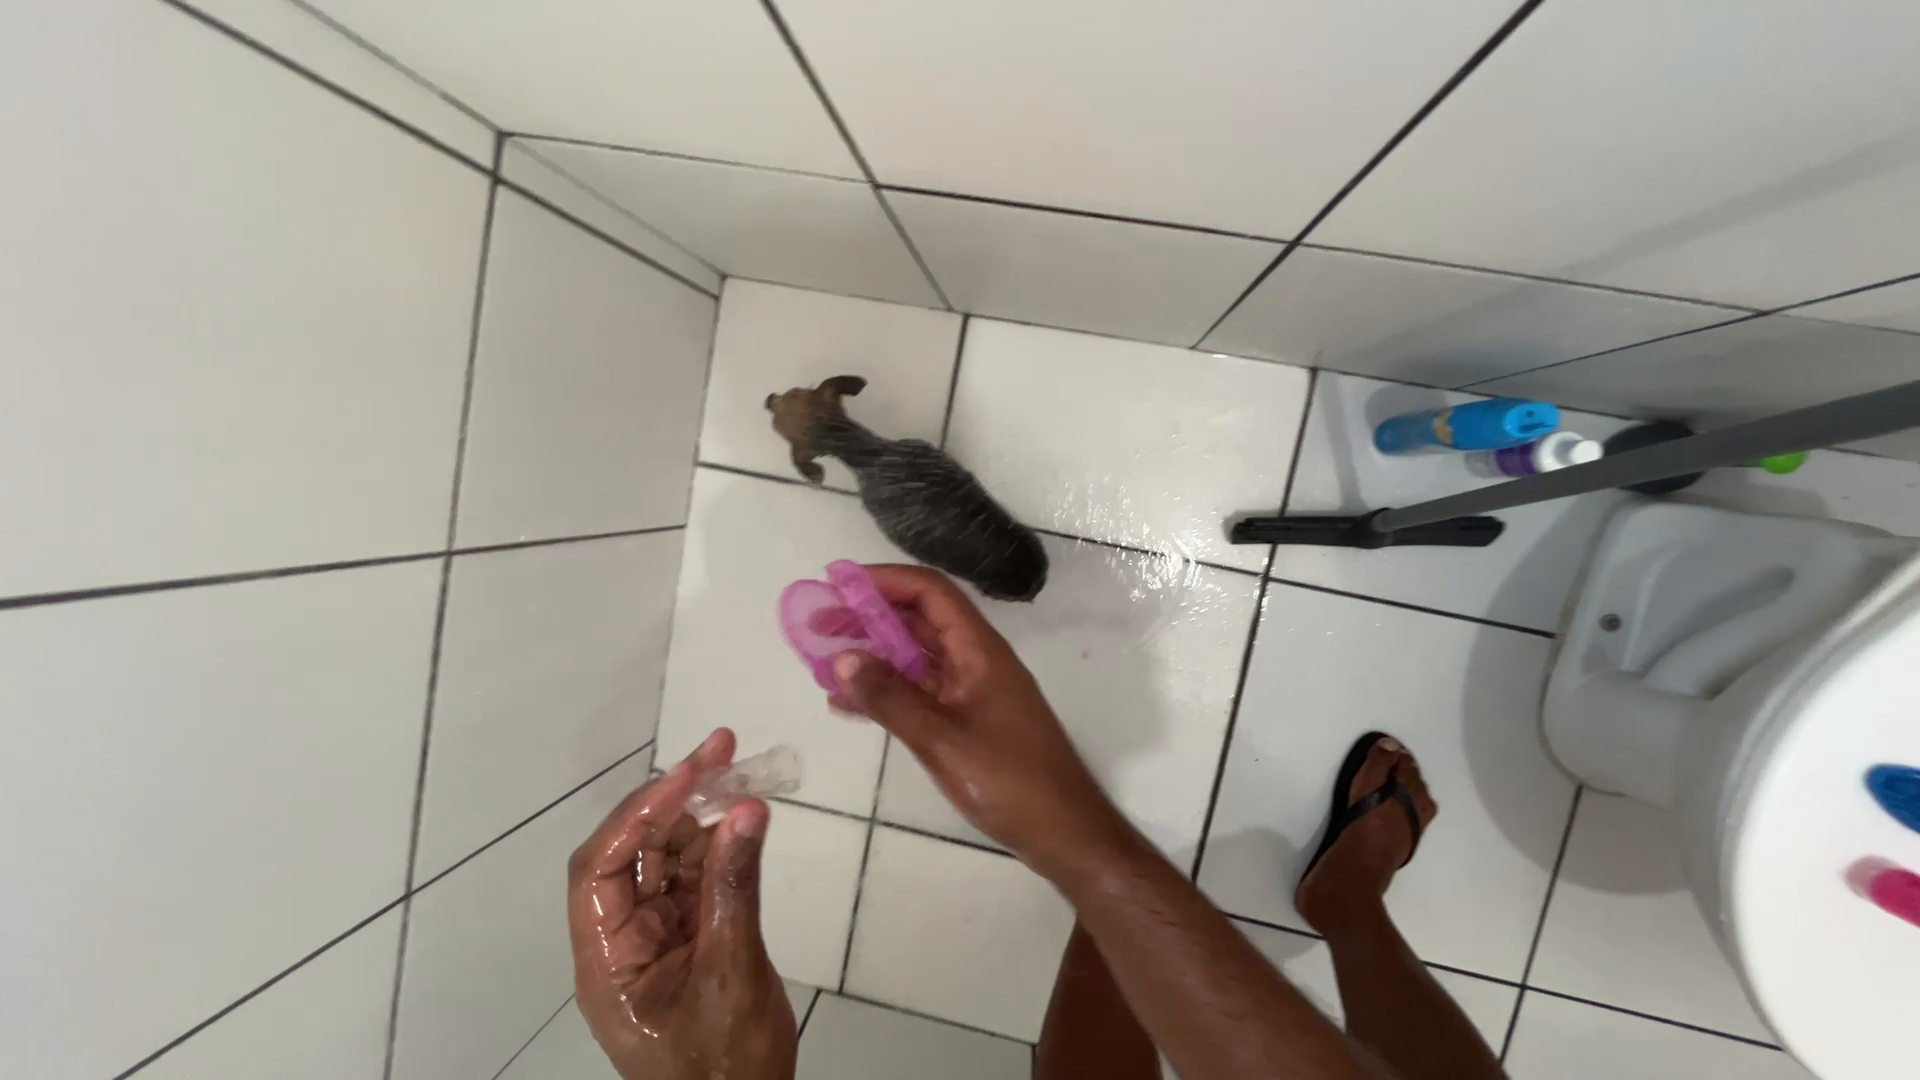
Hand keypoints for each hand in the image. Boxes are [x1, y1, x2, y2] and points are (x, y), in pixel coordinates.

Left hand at [566, 728, 795, 1079]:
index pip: (602, 869)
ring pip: (670, 857)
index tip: (689, 775)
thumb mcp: (732, 971)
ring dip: (702, 812)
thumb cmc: (725, 1064)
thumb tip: (747, 806)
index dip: (639, 815)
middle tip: (721, 746)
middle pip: (635, 851)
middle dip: (674, 796)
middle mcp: (623, 938)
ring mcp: (657, 935)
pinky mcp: (690, 935)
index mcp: (608, 959)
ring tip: (741, 769)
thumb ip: (736, 885)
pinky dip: (721, 844)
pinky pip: (698, 877)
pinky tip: (746, 814)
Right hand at [829, 564, 1123, 874]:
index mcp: (979, 649)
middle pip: (920, 619)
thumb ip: (889, 698)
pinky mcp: (969, 719)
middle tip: (818, 625)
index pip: (931, 591)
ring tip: (824, 662)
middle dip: (869, 617)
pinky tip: (850, 705)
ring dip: (874, 655)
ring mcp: (974, 690)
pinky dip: (888, 691)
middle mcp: (976, 659)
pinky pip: (922, 691)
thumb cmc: (1008, 780)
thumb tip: (841, 658)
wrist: (1063, 831)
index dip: (885, 580)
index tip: (838, 585)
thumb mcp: (940, 739)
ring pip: (917, 656)